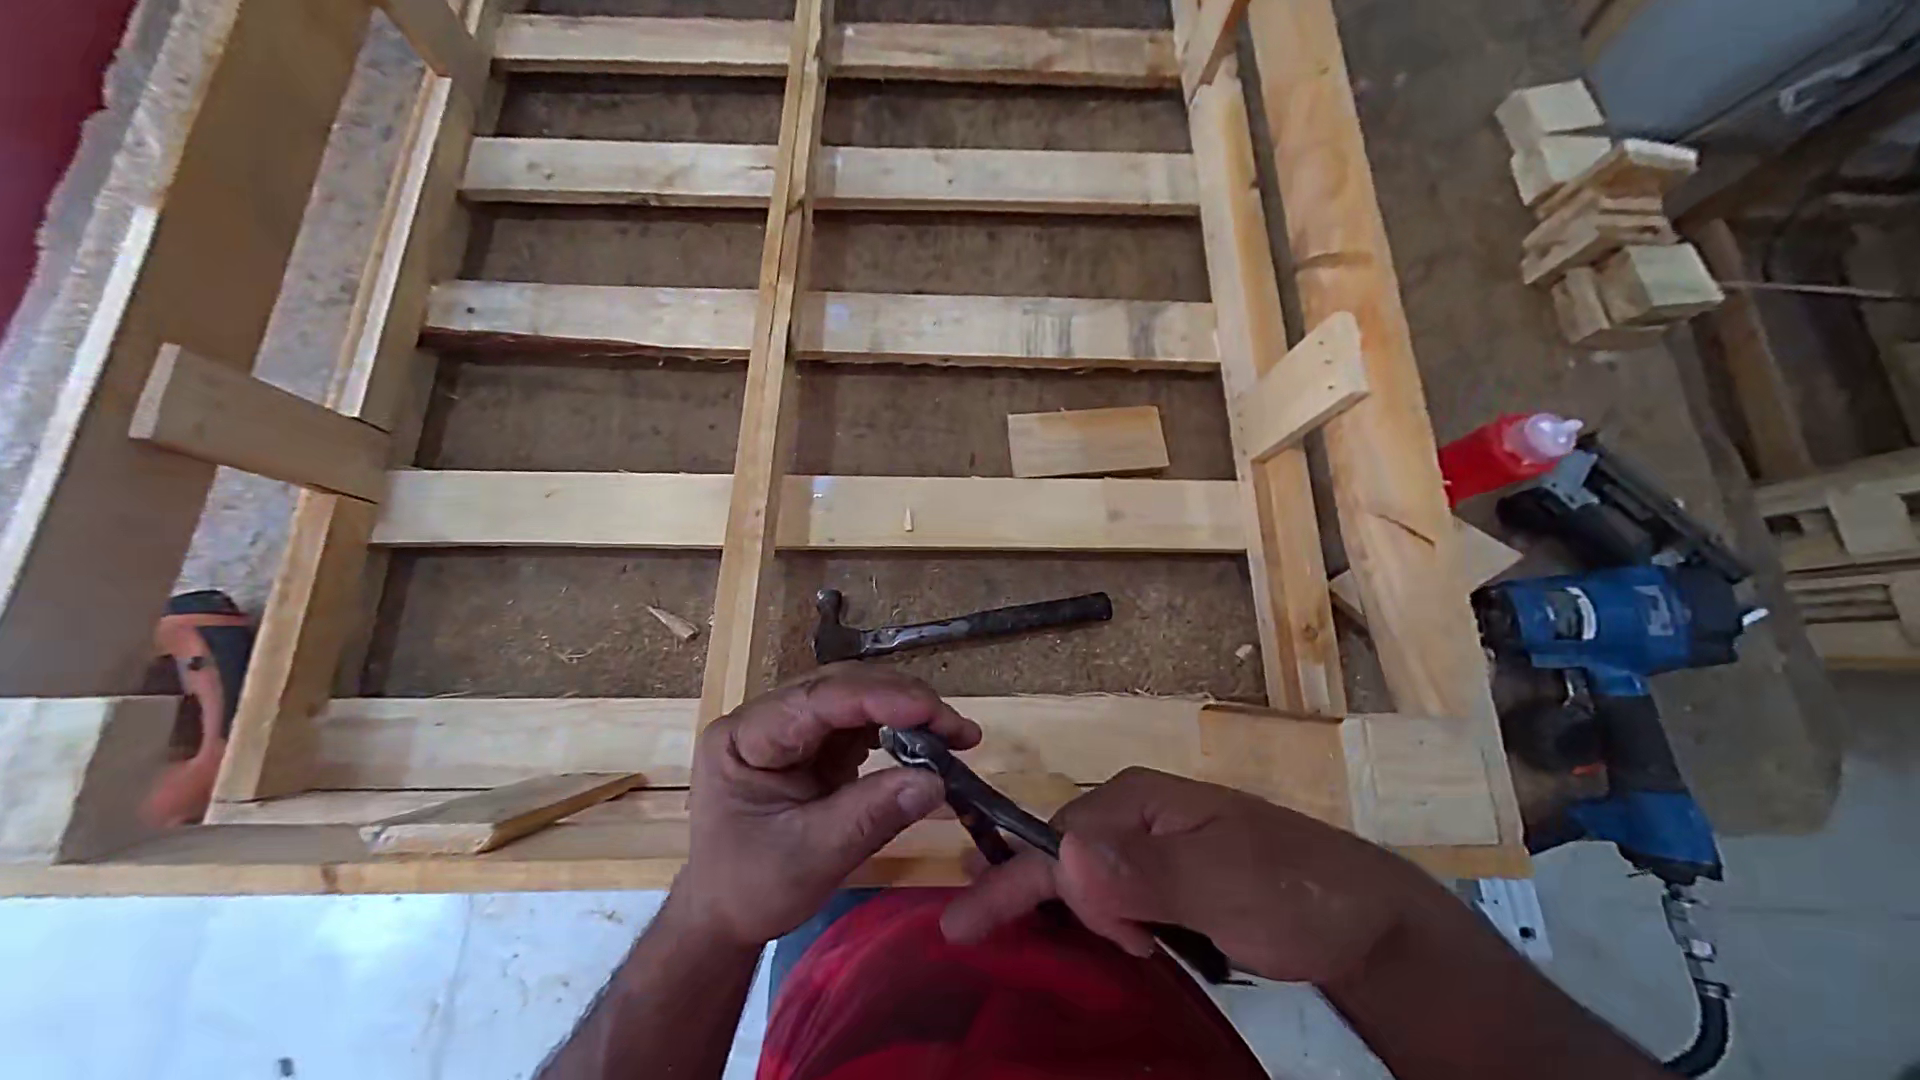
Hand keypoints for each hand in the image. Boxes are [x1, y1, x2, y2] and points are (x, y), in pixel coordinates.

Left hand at [675, 665, 981, 946]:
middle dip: (903, 701)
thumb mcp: (811, 858)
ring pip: (859, 696)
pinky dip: (901, 728)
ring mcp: (792, 726)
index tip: (932, 711)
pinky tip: (928, 742)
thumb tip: (937, 781)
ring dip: (909, 711)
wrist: (726, 912)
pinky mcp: (815, 741)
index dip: (878, 699)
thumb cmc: (752, 888)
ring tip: (954, 734)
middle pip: (842, 687)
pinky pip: (864, 721)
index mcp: (744, 737)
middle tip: (958, 729)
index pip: (817, 701)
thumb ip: (870, 815)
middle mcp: (767, 717)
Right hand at [939, 767, 1453, 985]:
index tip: (973, 928)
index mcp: (1138, 798)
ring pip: (1080, 873)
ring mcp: (1150, 843)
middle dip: (1030, 892)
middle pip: (1061, 851)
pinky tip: (1087, 932)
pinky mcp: (1164, 874)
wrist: (1363, 919)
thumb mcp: (1224, 882)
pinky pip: (1107, 891)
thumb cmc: (1294, 890)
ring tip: (1046, 934)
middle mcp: (1134, 812)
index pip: (1061, 840)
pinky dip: (1087, 914)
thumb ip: (1144, 871)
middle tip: (974, 931)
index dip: (1027, 886)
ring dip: (1058, 907)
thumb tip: (1062, 852)